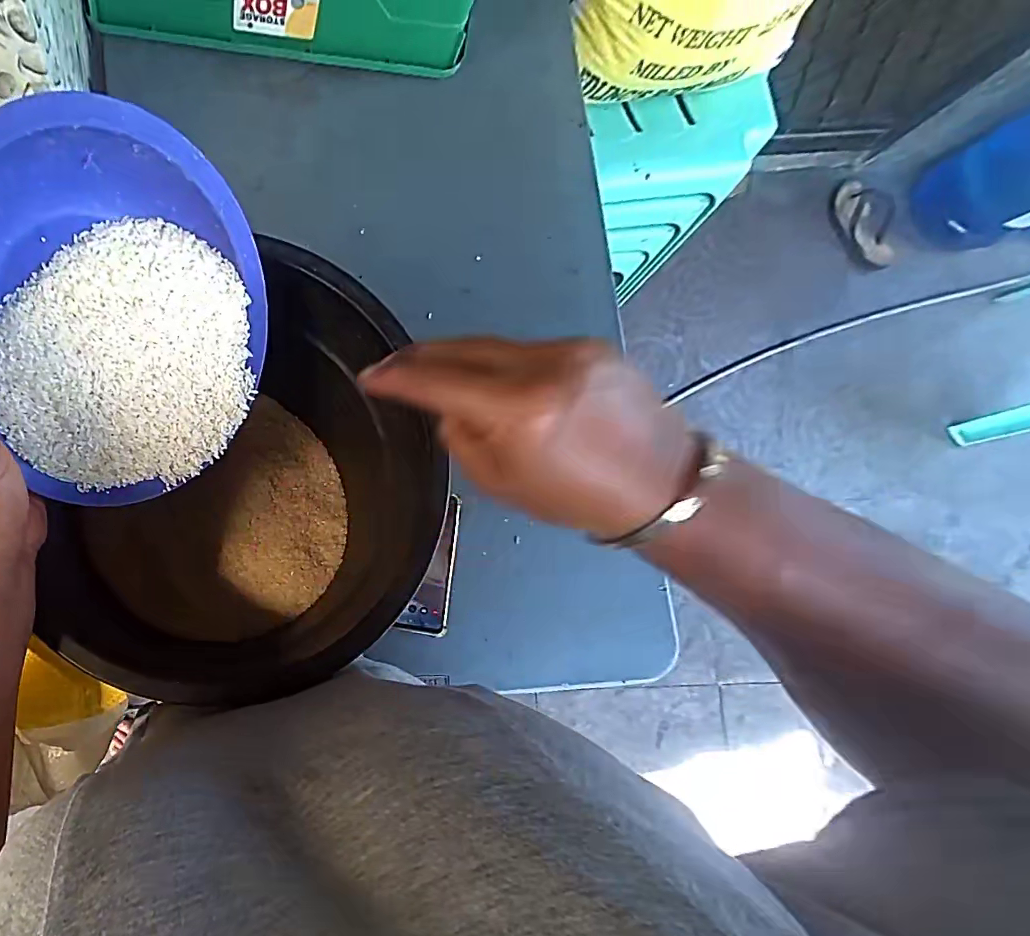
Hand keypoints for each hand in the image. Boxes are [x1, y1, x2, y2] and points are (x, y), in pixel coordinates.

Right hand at [358, 337, 695, 538]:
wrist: (660, 483)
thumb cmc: (572, 497)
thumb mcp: (498, 480)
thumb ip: (461, 436)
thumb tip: (448, 407)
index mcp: (519, 411)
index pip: (439, 382)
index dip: (397, 378)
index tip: (370, 376)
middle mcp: (545, 368)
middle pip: (461, 349)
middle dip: (418, 356)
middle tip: (388, 366)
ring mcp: (571, 351)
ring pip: (490, 345)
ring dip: (452, 356)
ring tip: (426, 368)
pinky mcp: (589, 346)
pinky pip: (521, 349)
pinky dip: (491, 360)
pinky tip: (479, 374)